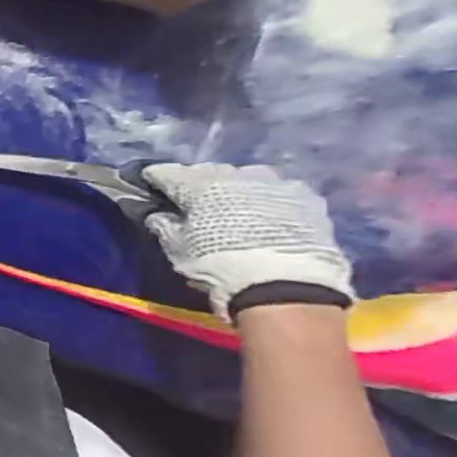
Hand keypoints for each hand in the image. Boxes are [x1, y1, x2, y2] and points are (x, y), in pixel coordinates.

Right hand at [141, 163, 353, 321]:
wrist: (286, 286)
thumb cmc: (217, 264)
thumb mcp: (177, 248)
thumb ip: (164, 224)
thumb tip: (157, 214)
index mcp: (197, 184)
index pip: (166, 172)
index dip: (154, 179)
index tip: (149, 187)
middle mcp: (235, 176)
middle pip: (208, 170)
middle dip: (196, 181)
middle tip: (190, 199)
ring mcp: (274, 184)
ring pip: (246, 175)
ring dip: (235, 186)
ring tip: (232, 203)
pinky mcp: (307, 199)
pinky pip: (278, 191)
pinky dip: (267, 198)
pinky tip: (265, 215)